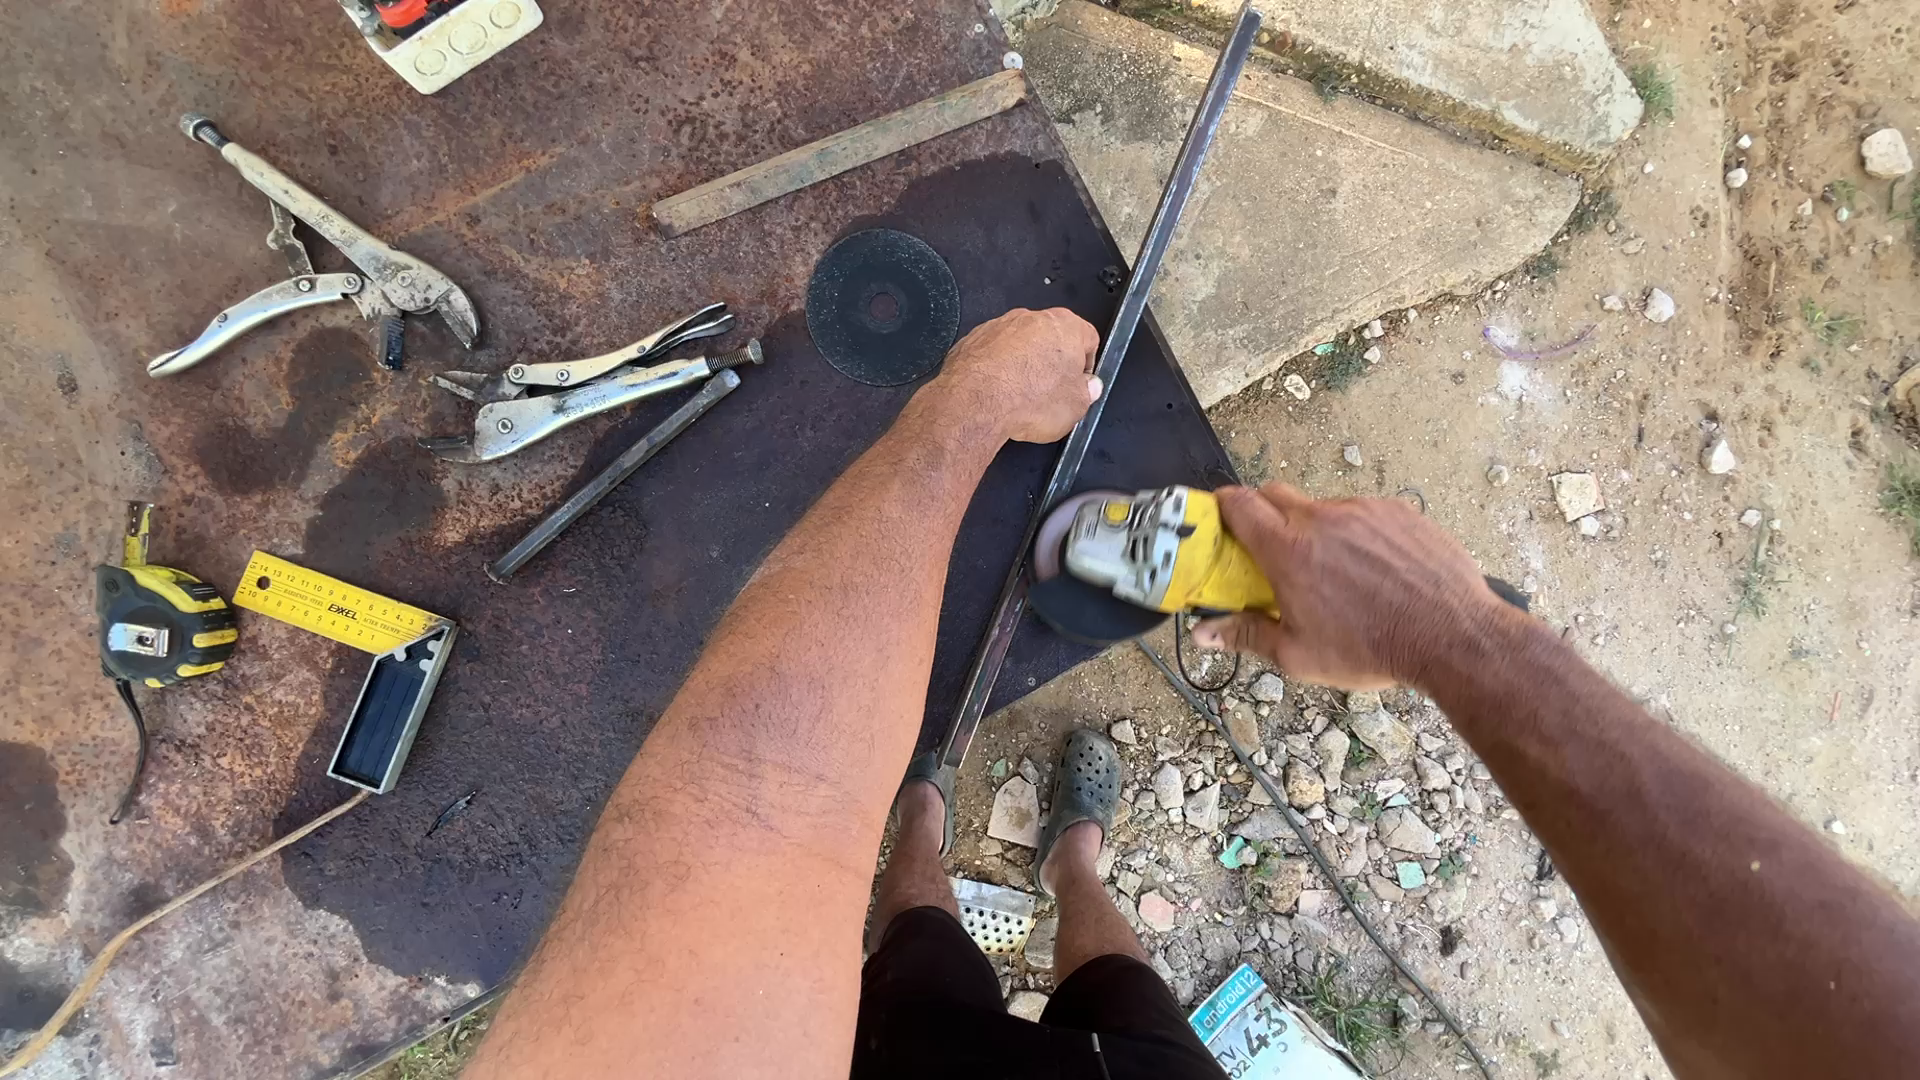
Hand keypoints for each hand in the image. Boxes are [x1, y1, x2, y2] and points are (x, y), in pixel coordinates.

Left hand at [923, 308, 1100, 443]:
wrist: (976, 402)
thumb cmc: (1025, 398)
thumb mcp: (1076, 406)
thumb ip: (1087, 391)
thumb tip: (1088, 388)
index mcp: (1066, 326)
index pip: (1088, 339)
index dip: (1086, 365)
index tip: (1081, 383)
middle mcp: (1032, 318)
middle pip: (1051, 340)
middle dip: (1053, 365)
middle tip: (1051, 393)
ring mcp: (1000, 326)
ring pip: (1019, 346)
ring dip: (1023, 367)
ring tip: (1021, 397)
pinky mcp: (974, 339)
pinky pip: (993, 354)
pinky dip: (997, 371)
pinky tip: (998, 394)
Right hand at [1192, 484, 1506, 688]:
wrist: (1454, 637)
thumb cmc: (1369, 649)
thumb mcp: (1296, 654)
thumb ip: (1244, 635)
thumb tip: (1201, 633)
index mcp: (1286, 550)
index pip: (1238, 503)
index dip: (1222, 504)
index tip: (1218, 516)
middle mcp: (1320, 519)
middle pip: (1273, 494)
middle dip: (1262, 513)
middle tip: (1269, 548)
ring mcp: (1362, 510)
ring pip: (1321, 507)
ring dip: (1314, 530)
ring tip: (1335, 571)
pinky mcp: (1397, 511)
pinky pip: (1362, 513)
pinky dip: (1355, 534)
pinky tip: (1373, 569)